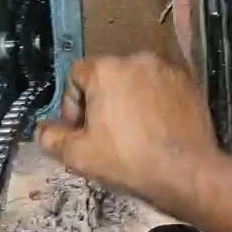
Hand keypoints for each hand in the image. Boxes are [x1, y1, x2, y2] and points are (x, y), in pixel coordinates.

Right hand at [37, 54, 219, 206]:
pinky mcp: (190, 82)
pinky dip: (156, 101)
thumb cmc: (128, 161)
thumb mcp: (78, 155)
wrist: (187, 172)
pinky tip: (157, 128)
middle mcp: (138, 59)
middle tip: (106, 133)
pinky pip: (162, 86)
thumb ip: (50, 137)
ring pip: (137, 80)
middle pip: (108, 75)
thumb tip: (42, 129)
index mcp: (106, 69)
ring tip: (134, 132)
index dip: (73, 103)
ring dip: (129, 99)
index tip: (81, 130)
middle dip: (102, 101)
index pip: (77, 75)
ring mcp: (168, 69)